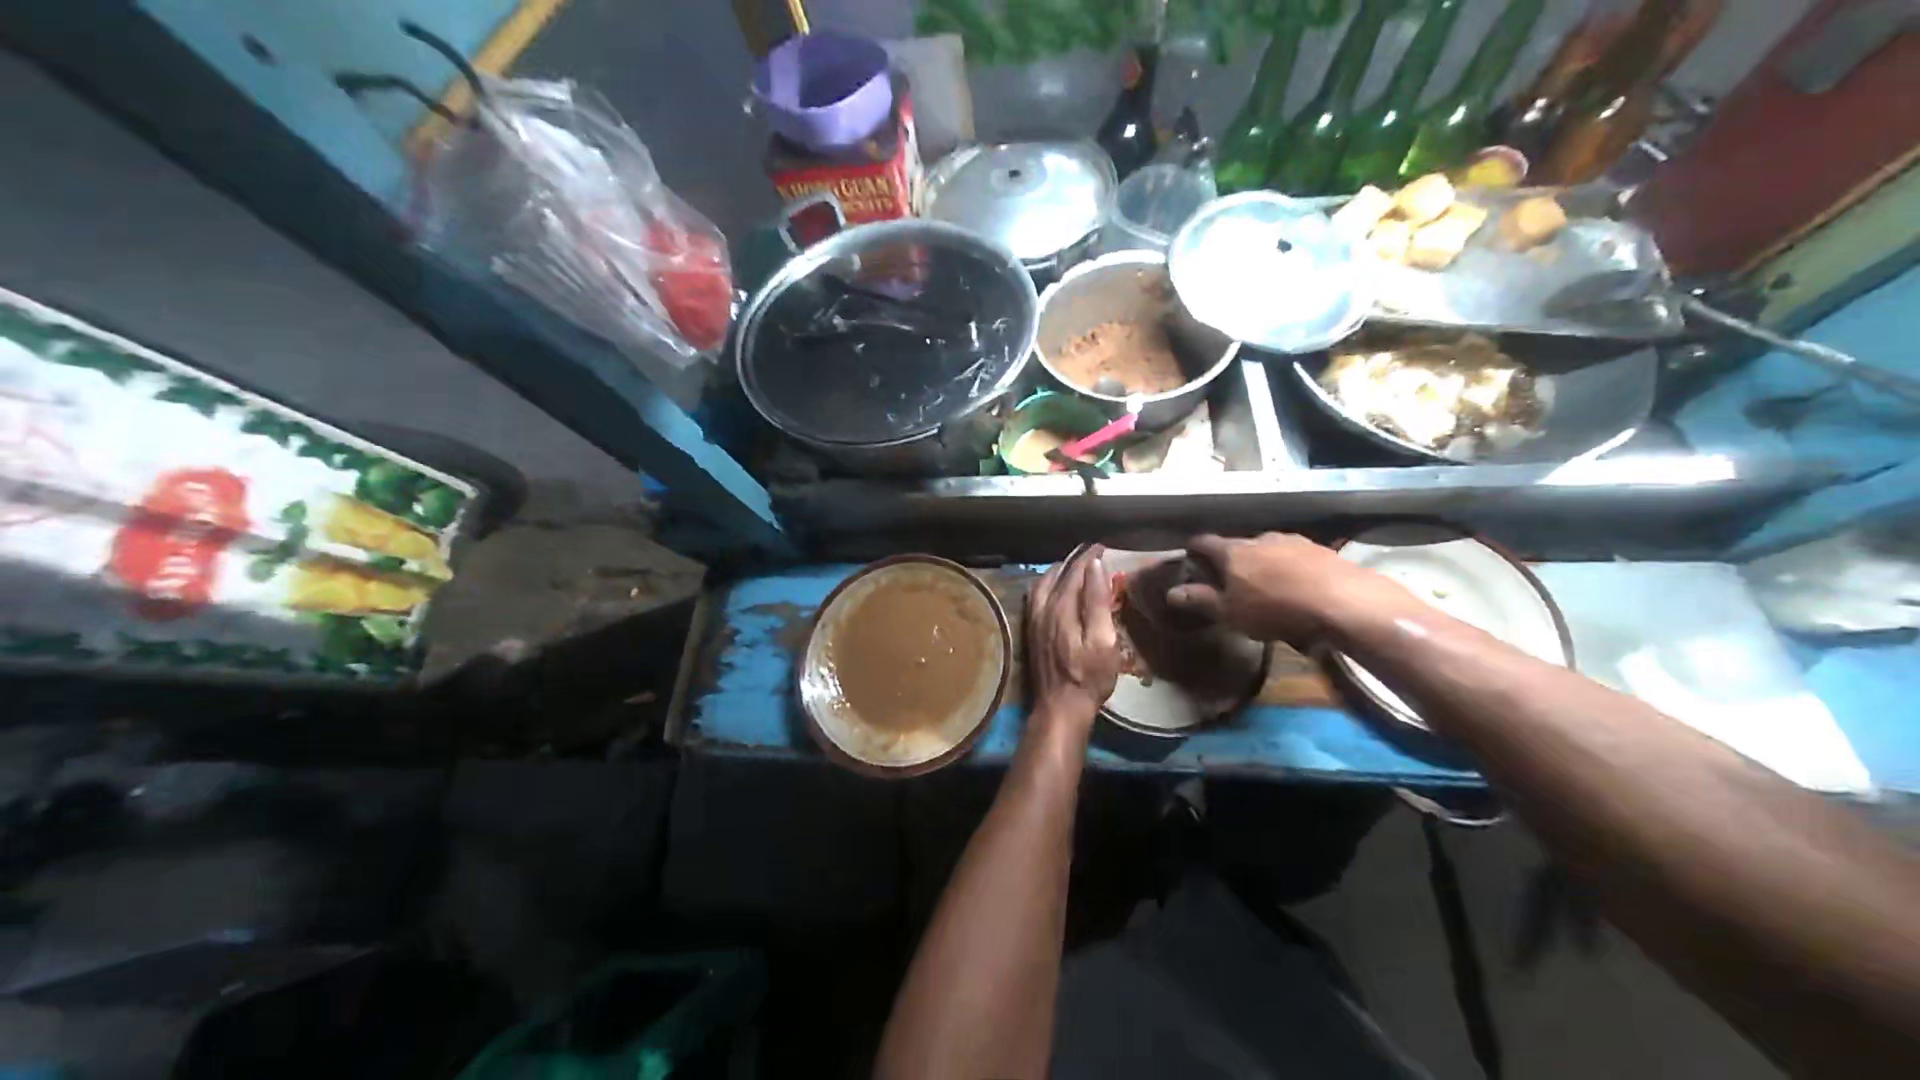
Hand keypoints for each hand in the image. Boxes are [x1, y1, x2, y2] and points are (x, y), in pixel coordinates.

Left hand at [1026, 546, 1121, 726]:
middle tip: (1093, 553)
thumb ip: (1097, 601)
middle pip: (1058, 573)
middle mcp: (1043, 607)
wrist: (1060, 706)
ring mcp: (1034, 618)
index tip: (1103, 547)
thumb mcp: (1103, 640)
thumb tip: (1095, 566)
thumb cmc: (1089, 676)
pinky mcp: (1031, 629)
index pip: (1076, 570)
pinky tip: (1055, 587)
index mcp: (1062, 606)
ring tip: (1075, 565)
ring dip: (1060, 569)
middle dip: (1076, 559)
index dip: (1090, 556)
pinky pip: (1036, 594)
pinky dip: (1048, 583)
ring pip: (1044, 582)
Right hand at [1166, 533, 1424, 645]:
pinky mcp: (1319, 549)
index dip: (1194, 549)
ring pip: (1267, 549)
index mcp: (1232, 551)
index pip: (1204, 541)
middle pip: (1237, 544)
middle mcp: (1259, 537)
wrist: (1341, 601)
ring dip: (1262, 562)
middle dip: (1231, 559)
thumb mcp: (1230, 612)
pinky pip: (1294, 556)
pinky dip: (1288, 567)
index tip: (1190, 557)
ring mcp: (1292, 540)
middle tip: (1231, 580)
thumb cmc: (1274, 608)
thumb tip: (1171, 593)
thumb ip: (1201, 600)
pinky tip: (1296, 586)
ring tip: (1267, 585)